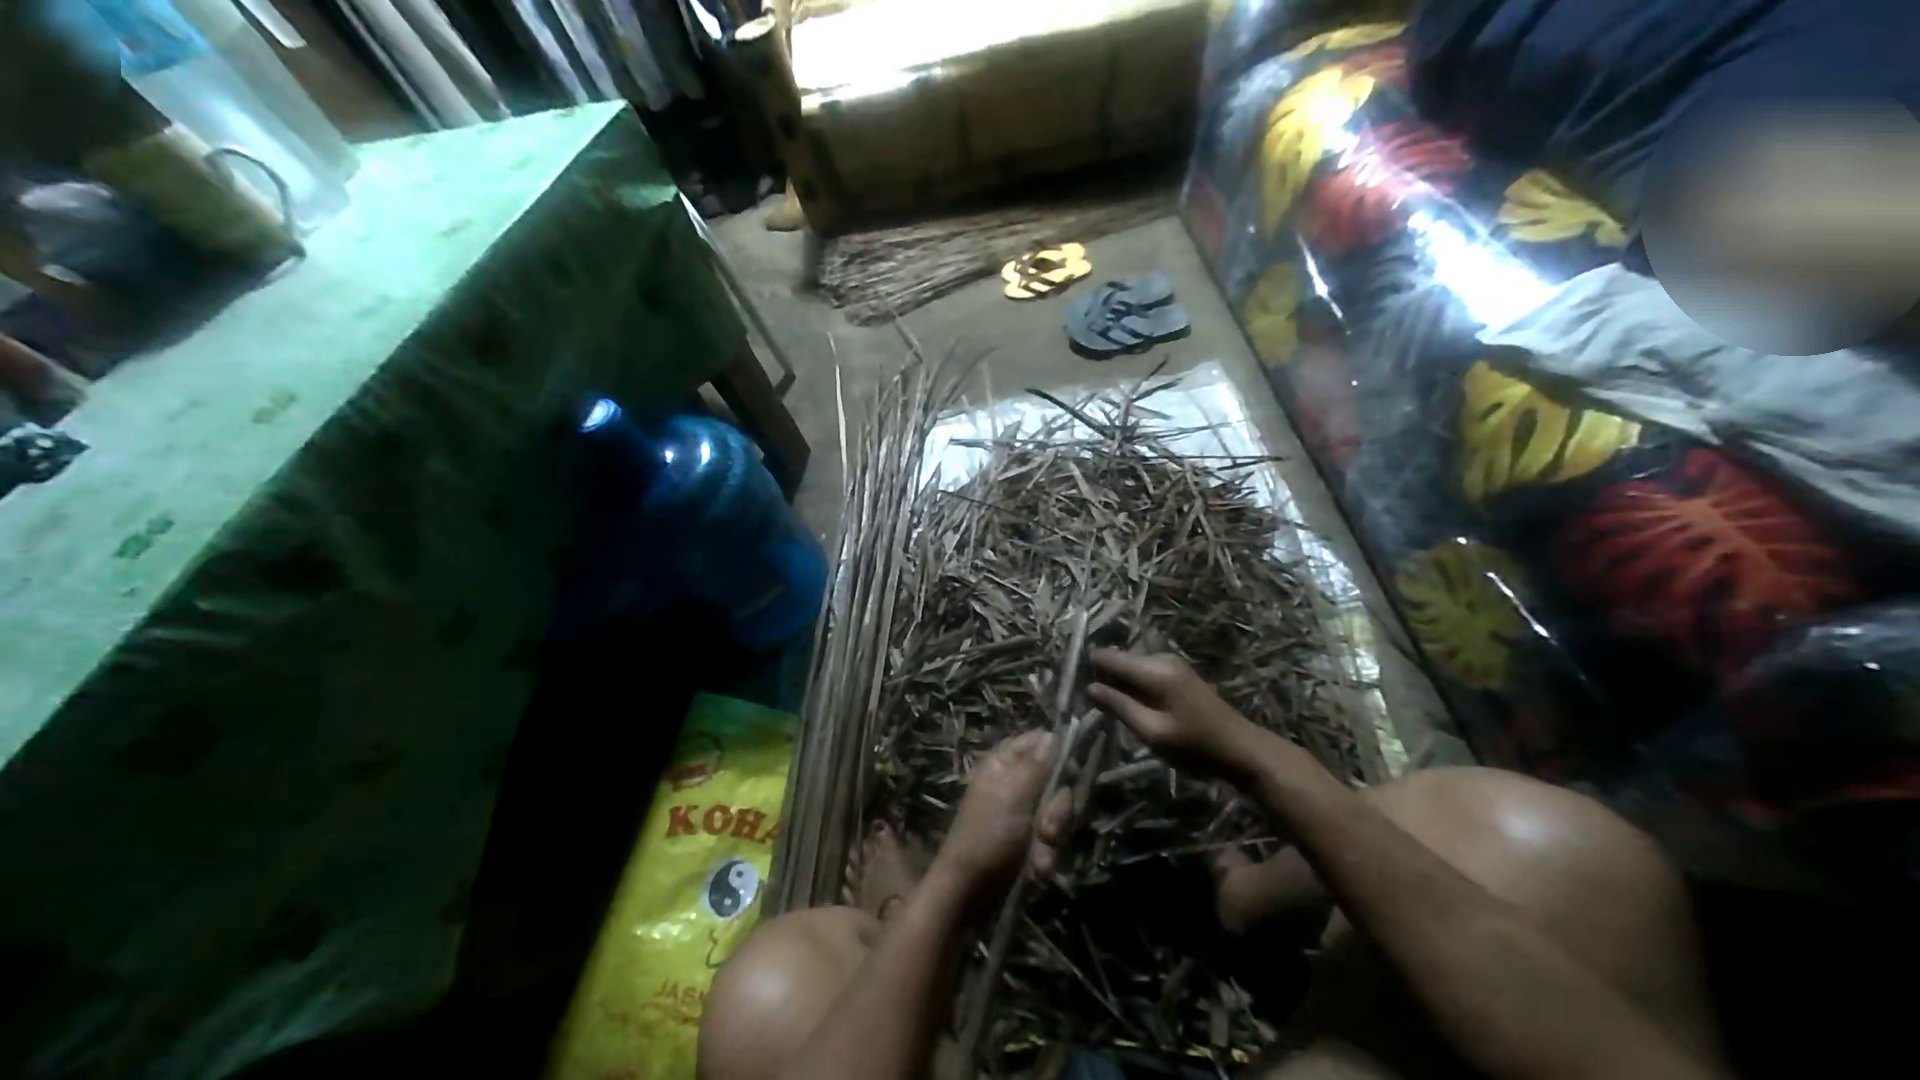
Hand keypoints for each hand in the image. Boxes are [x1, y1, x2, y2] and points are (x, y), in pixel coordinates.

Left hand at [933, 730, 1060, 897]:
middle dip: (1058, 810)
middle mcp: (1016, 782)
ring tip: (1038, 858)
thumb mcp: (1013, 796)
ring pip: (1060, 813)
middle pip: (1059, 779)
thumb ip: (1038, 765)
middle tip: (1046, 829)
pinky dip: (1048, 856)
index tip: (1069, 774)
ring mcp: (1024, 813)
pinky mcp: (1030, 840)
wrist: (968, 896)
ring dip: (1053, 839)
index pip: (1042, 742)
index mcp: (1004, 763)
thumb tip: (1056, 734)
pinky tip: (1037, 871)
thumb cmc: (985, 838)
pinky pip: (1054, 839)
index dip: (1060, 756)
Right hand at [1086, 650, 1268, 784]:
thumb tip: (1089, 687)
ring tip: (1108, 708)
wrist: (1241, 749)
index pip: (1108, 657)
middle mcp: (1161, 658)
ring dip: (1117, 683)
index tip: (1073, 686)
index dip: (1088, 668)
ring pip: (1130, 666)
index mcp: (1155, 670)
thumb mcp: (1152, 732)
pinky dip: (1132, 686)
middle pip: (1118, 660)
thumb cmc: (1196, 746)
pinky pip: (1143, 672)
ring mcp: (1171, 663)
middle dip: (1102, 677)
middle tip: (1090, 704)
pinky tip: (1131, 707)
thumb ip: (1119, 707)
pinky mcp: (1176, 673)